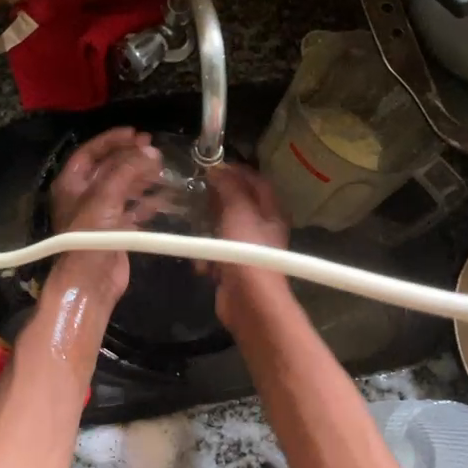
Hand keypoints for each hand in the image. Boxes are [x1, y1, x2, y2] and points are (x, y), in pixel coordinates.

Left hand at [47, 127, 165, 292]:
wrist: (90, 281)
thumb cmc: (89, 236)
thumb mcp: (105, 196)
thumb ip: (127, 170)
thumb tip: (149, 150)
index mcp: (71, 184)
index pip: (90, 152)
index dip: (111, 140)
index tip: (136, 133)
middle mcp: (83, 195)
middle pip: (108, 167)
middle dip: (130, 157)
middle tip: (153, 149)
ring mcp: (100, 213)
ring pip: (123, 187)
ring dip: (141, 177)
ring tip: (162, 169)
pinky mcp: (115, 230)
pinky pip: (133, 208)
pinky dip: (147, 201)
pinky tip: (164, 196)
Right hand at [207, 164, 293, 319]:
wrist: (249, 301)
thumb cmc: (247, 251)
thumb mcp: (238, 211)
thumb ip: (229, 188)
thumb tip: (218, 169)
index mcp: (272, 212)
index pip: (258, 182)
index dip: (238, 171)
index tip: (215, 166)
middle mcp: (263, 229)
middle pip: (240, 205)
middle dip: (219, 200)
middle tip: (199, 192)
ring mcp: (249, 251)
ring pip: (225, 230)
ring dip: (209, 231)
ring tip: (195, 227)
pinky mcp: (234, 269)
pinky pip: (217, 255)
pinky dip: (208, 259)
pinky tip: (203, 265)